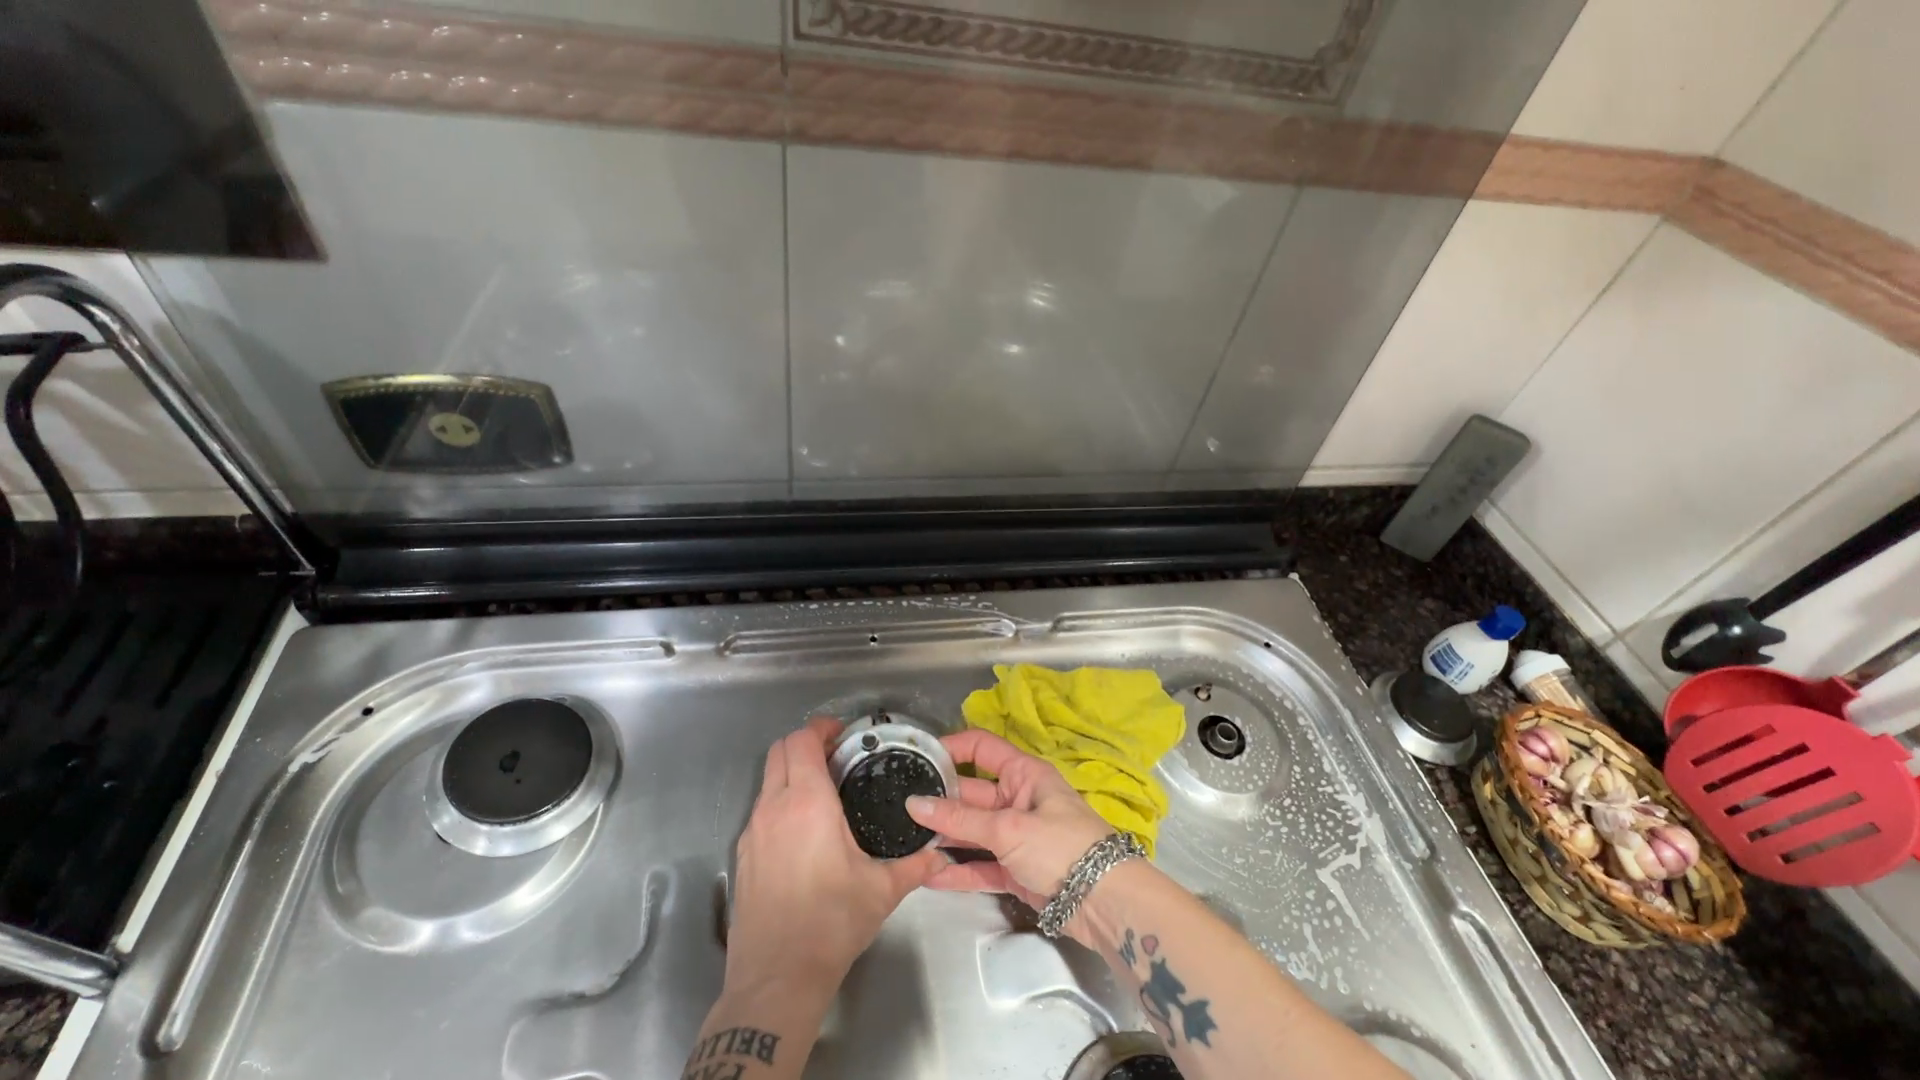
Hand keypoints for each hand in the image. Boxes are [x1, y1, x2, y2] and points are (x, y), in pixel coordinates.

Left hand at [727, 717, 943, 997]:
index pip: (802, 742)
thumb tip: (941, 854)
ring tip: (826, 791)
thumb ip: (915, 865)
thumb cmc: (831, 923)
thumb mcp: (882, 891)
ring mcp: (752, 834)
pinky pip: (761, 812)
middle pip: (778, 752)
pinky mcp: (743, 857)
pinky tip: (806, 831)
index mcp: (806, 804)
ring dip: (792, 773)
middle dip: (805, 744)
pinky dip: (780, 803)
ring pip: (767, 781)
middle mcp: (773, 809)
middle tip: (837, 756)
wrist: (777, 977)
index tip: (843, 734)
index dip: (821, 729)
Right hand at [904, 729, 1113, 942]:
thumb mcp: (1009, 827)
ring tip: (905, 842)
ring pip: (973, 832)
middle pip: (971, 793)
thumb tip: (914, 803)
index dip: (951, 748)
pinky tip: (928, 876)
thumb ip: (960, 819)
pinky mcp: (1016, 871)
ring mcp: (1017, 837)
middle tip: (898, 808)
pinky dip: (958, 871)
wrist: (1105, 902)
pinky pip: (980, 866)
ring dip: (944, 838)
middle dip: (939, 801)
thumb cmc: (1062, 846)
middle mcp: (1018, 800)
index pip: (982, 749)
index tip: (917, 758)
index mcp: (1024, 775)